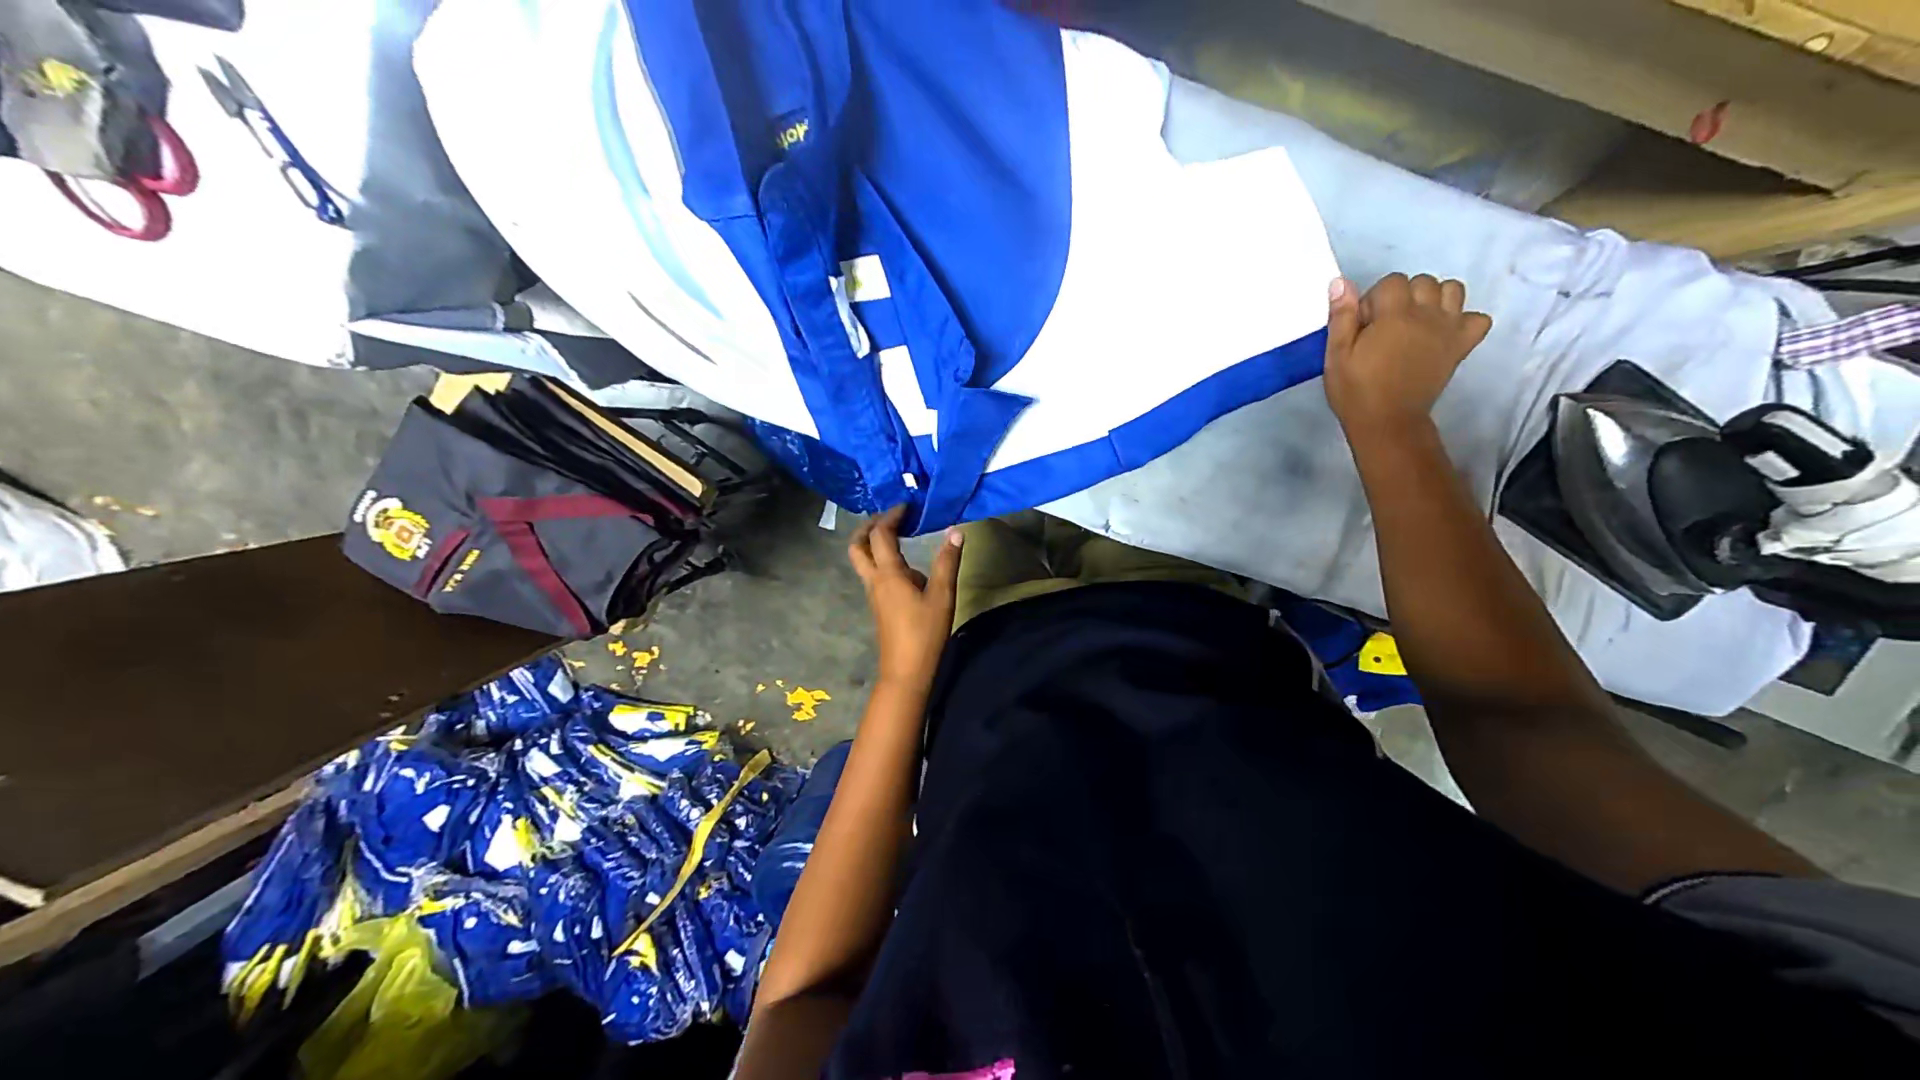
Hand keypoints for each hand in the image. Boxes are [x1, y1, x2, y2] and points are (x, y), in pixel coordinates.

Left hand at [848, 505, 963, 686]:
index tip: (907, 506)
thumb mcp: (942, 596)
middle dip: (869, 527)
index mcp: (888, 574)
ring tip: (901, 537)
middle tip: (889, 517)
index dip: (891, 516)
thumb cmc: (924, 633)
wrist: (906, 671)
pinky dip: (884, 561)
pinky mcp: (879, 605)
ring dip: (875, 544)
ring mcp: (874, 594)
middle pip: (858, 546)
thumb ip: (948, 562)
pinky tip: (909, 570)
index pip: (881, 534)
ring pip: (864, 561)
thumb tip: (956, 531)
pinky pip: (875, 575)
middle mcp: (874, 580)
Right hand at [1323, 274, 1492, 437]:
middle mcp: (1427, 315)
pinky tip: (1442, 333)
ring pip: (1452, 290)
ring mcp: (1449, 329)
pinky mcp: (1461, 345)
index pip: (1391, 281)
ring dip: (1434, 299)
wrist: (1388, 422)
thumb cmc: (1355, 390)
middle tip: (1384, 327)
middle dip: (1402, 296)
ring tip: (1415, 323)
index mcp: (1394, 316)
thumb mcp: (1336, 355)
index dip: (1373, 300)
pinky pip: (1478, 318)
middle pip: (1423, 282)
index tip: (1362, 326)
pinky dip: (1464, 319)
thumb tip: (1342, 282)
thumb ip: (1342, 317)